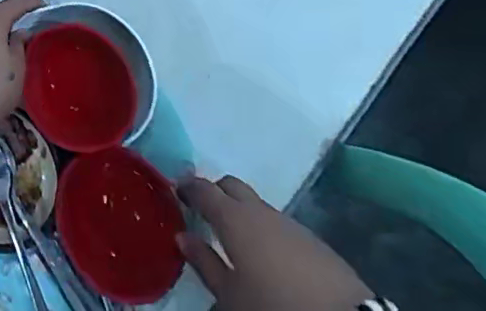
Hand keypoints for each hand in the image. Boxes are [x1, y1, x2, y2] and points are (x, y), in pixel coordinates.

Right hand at [177, 175, 375, 310]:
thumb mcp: (231, 297)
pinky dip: (262, 228)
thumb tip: (183, 238)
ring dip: (240, 211)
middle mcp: (259, 210)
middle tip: (200, 209)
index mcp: (234, 218)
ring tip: (231, 237)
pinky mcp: (310, 238)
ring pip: (255, 204)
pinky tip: (263, 254)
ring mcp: (288, 222)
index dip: (188, 187)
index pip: (204, 189)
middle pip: (231, 186)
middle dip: (214, 192)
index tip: (175, 190)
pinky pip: (276, 222)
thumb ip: (205, 264)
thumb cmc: (274, 308)